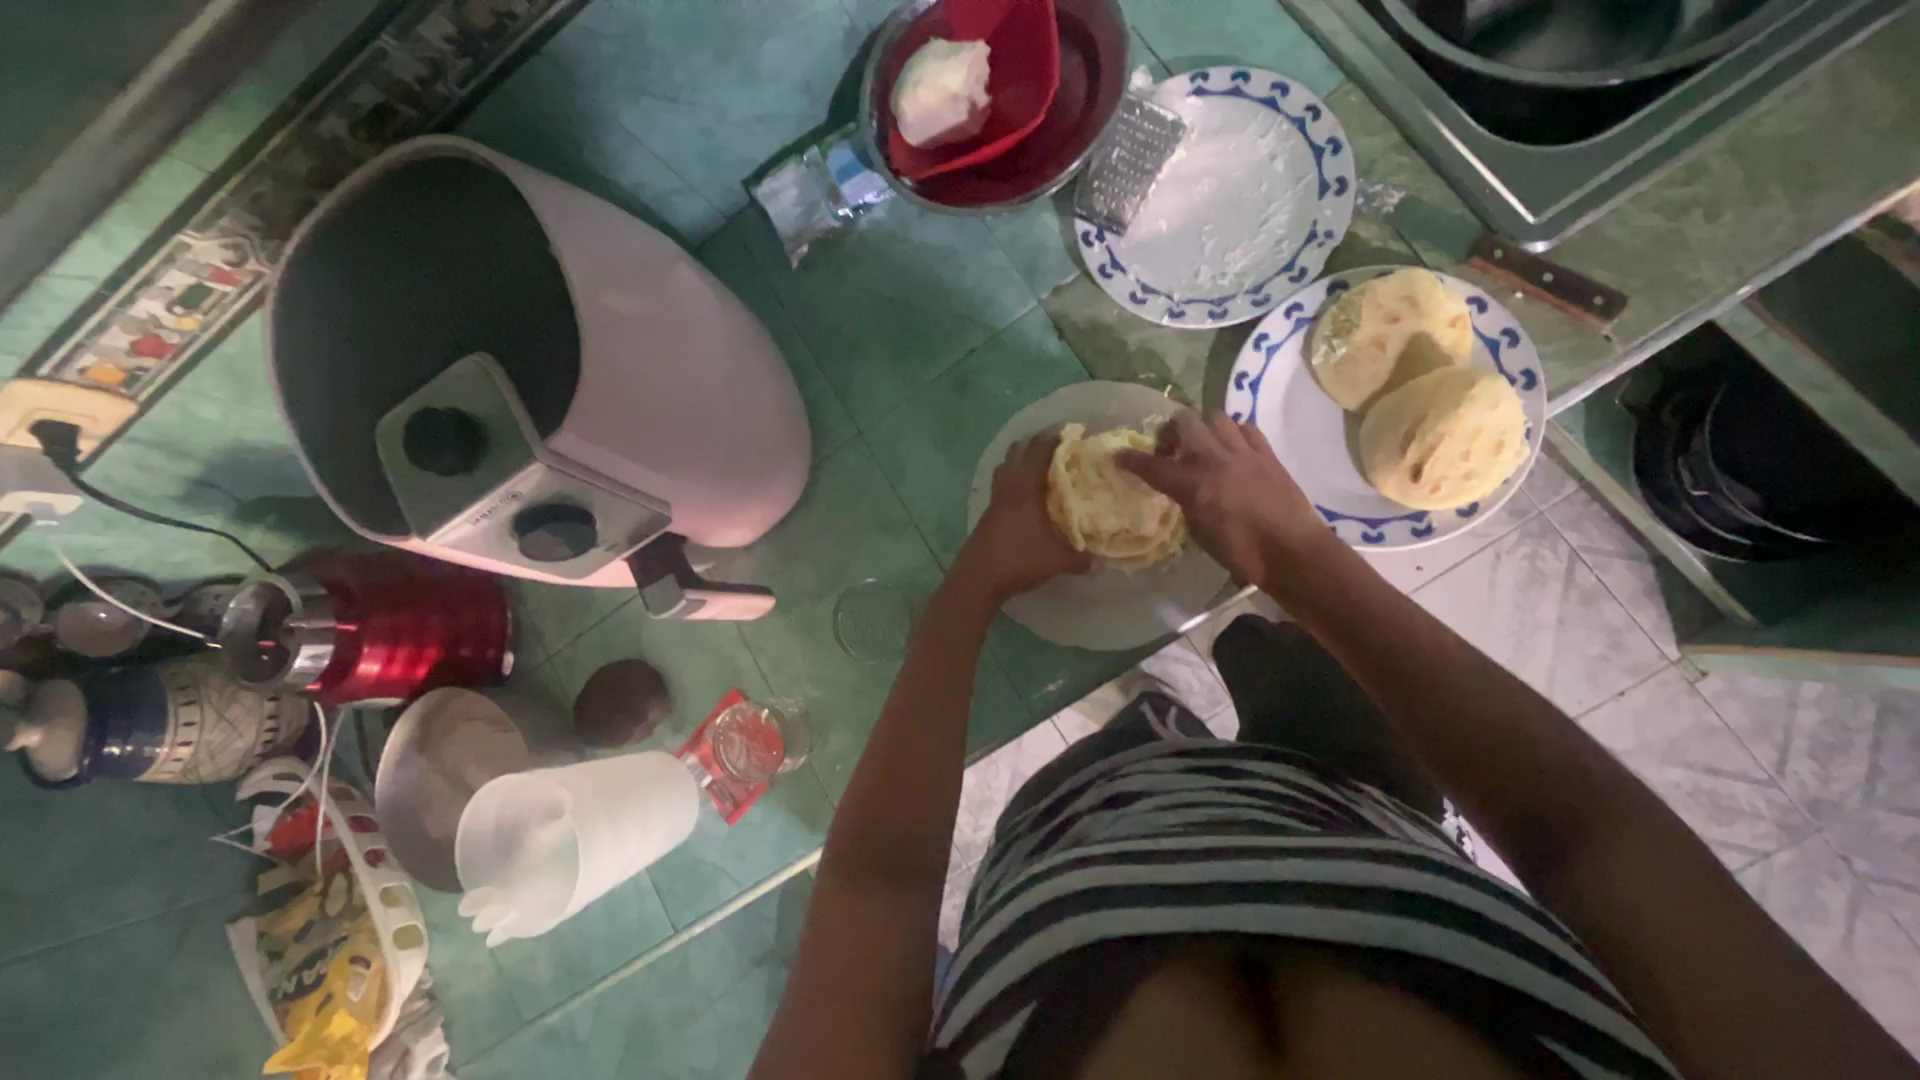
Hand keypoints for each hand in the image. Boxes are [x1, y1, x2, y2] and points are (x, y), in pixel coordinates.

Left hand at [952, 432, 1092, 602]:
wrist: (976, 580)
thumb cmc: (1017, 561)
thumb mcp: (1056, 561)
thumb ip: (1080, 560)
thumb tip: (1101, 563)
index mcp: (1024, 490)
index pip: (1038, 452)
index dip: (1054, 438)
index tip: (1072, 431)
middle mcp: (1007, 489)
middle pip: (1016, 452)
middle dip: (1035, 443)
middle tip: (1057, 445)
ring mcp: (993, 502)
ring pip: (1005, 468)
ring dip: (1020, 461)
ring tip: (1040, 466)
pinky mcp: (986, 516)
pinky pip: (1001, 487)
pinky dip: (1013, 482)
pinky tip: (1025, 497)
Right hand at [1118, 409, 1331, 585]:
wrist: (1292, 552)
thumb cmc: (1242, 553)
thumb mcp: (1200, 533)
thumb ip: (1188, 504)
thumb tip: (1185, 492)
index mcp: (1193, 485)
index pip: (1153, 465)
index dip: (1131, 460)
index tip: (1119, 457)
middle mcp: (1215, 460)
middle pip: (1184, 421)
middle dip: (1169, 430)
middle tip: (1169, 448)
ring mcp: (1244, 452)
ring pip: (1215, 416)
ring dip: (1202, 427)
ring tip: (1202, 445)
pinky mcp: (1267, 453)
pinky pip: (1245, 427)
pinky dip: (1233, 433)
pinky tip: (1232, 449)